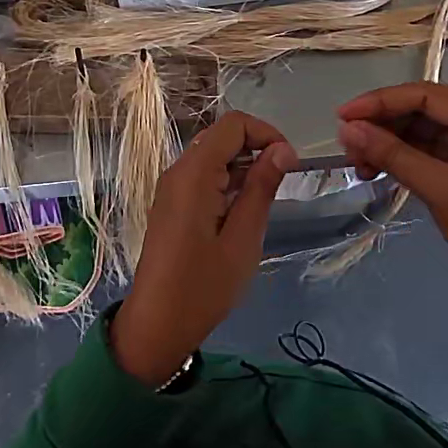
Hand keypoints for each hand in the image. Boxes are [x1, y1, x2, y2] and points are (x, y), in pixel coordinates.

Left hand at [112, 111, 296, 383]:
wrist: (158, 323)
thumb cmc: (204, 285)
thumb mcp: (243, 238)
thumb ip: (261, 188)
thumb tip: (282, 150)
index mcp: (193, 174)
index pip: (233, 124)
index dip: (266, 134)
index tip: (290, 164)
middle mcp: (177, 172)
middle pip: (221, 137)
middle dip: (256, 150)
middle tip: (280, 185)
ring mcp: (170, 189)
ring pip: (212, 158)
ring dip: (242, 169)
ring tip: (261, 205)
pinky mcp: (171, 205)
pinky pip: (202, 179)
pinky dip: (226, 185)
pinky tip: (239, 215)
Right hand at [337, 83, 447, 340]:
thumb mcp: (442, 192)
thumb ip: (394, 156)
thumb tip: (348, 130)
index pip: (429, 95)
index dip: (381, 101)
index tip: (342, 117)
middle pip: (425, 110)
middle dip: (383, 126)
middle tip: (348, 149)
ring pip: (424, 131)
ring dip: (389, 144)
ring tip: (360, 166)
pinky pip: (431, 151)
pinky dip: (403, 159)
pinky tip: (379, 171)